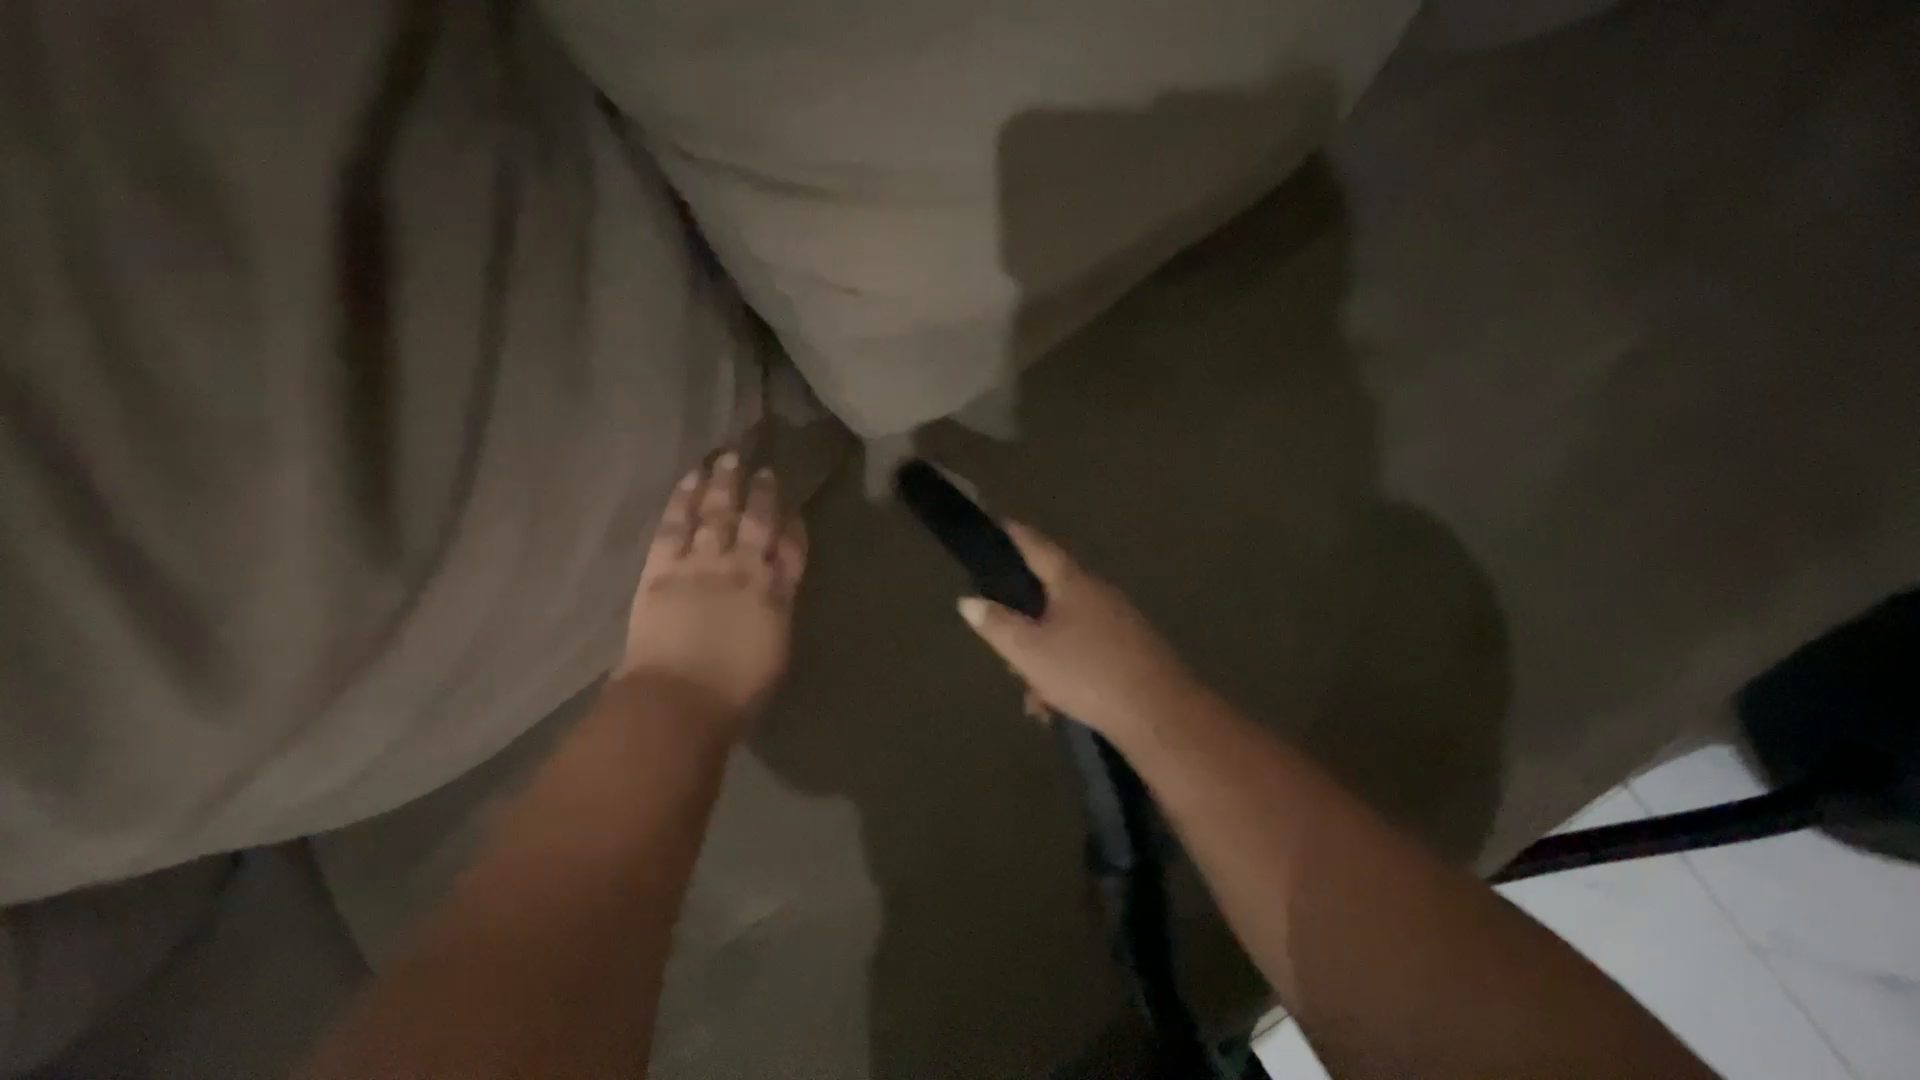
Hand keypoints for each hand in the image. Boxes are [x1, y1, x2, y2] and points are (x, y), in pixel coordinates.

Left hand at [616, 453, 808, 724]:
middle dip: (762, 494)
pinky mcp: (662, 567)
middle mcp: (743, 570)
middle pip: (757, 522)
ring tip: (727, 457)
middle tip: (764, 470)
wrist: (679, 698)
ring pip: (716, 513)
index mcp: (776, 596)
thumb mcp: (775, 656)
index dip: (794, 528)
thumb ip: (776, 617)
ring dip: (723, 483)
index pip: (792, 551)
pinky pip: (675, 524)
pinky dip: (683, 499)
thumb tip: (774, 599)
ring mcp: (702, 564)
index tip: (794, 510)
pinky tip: (690, 478)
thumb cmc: (735, 694)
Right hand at [957, 524, 1195, 739]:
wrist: (1159, 712)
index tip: (998, 526)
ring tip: (1035, 700)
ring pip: (1066, 631)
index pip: (1037, 546)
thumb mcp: (1029, 651)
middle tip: (1008, 657)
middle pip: (1050, 596)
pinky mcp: (1133, 650)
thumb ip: (997, 625)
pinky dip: (1068, 673)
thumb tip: (969, 601)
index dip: (1014, 536)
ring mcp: (1120, 620)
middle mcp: (1099, 592)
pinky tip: (1059, 707)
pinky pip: (1087, 652)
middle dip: (1024, 626)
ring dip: (1044, 660)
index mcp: (1072, 582)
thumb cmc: (1086, 672)